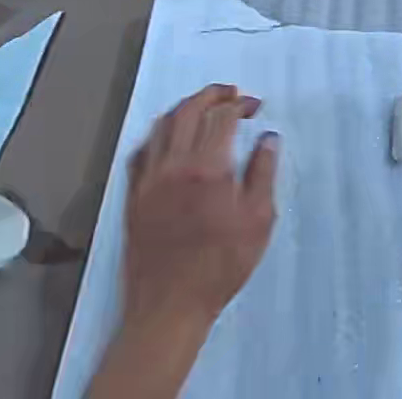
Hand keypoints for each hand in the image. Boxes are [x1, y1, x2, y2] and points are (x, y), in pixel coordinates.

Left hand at [122, 84, 277, 330]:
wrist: (169, 308)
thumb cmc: (222, 263)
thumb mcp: (259, 219)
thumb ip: (263, 172)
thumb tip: (268, 139)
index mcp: (208, 168)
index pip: (222, 117)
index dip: (240, 103)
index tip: (255, 106)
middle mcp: (174, 166)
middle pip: (188, 111)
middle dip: (212, 95)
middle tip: (232, 93)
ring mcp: (149, 181)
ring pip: (161, 127)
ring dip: (185, 109)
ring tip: (205, 108)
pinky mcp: (134, 198)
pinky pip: (141, 152)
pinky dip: (159, 135)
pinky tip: (172, 139)